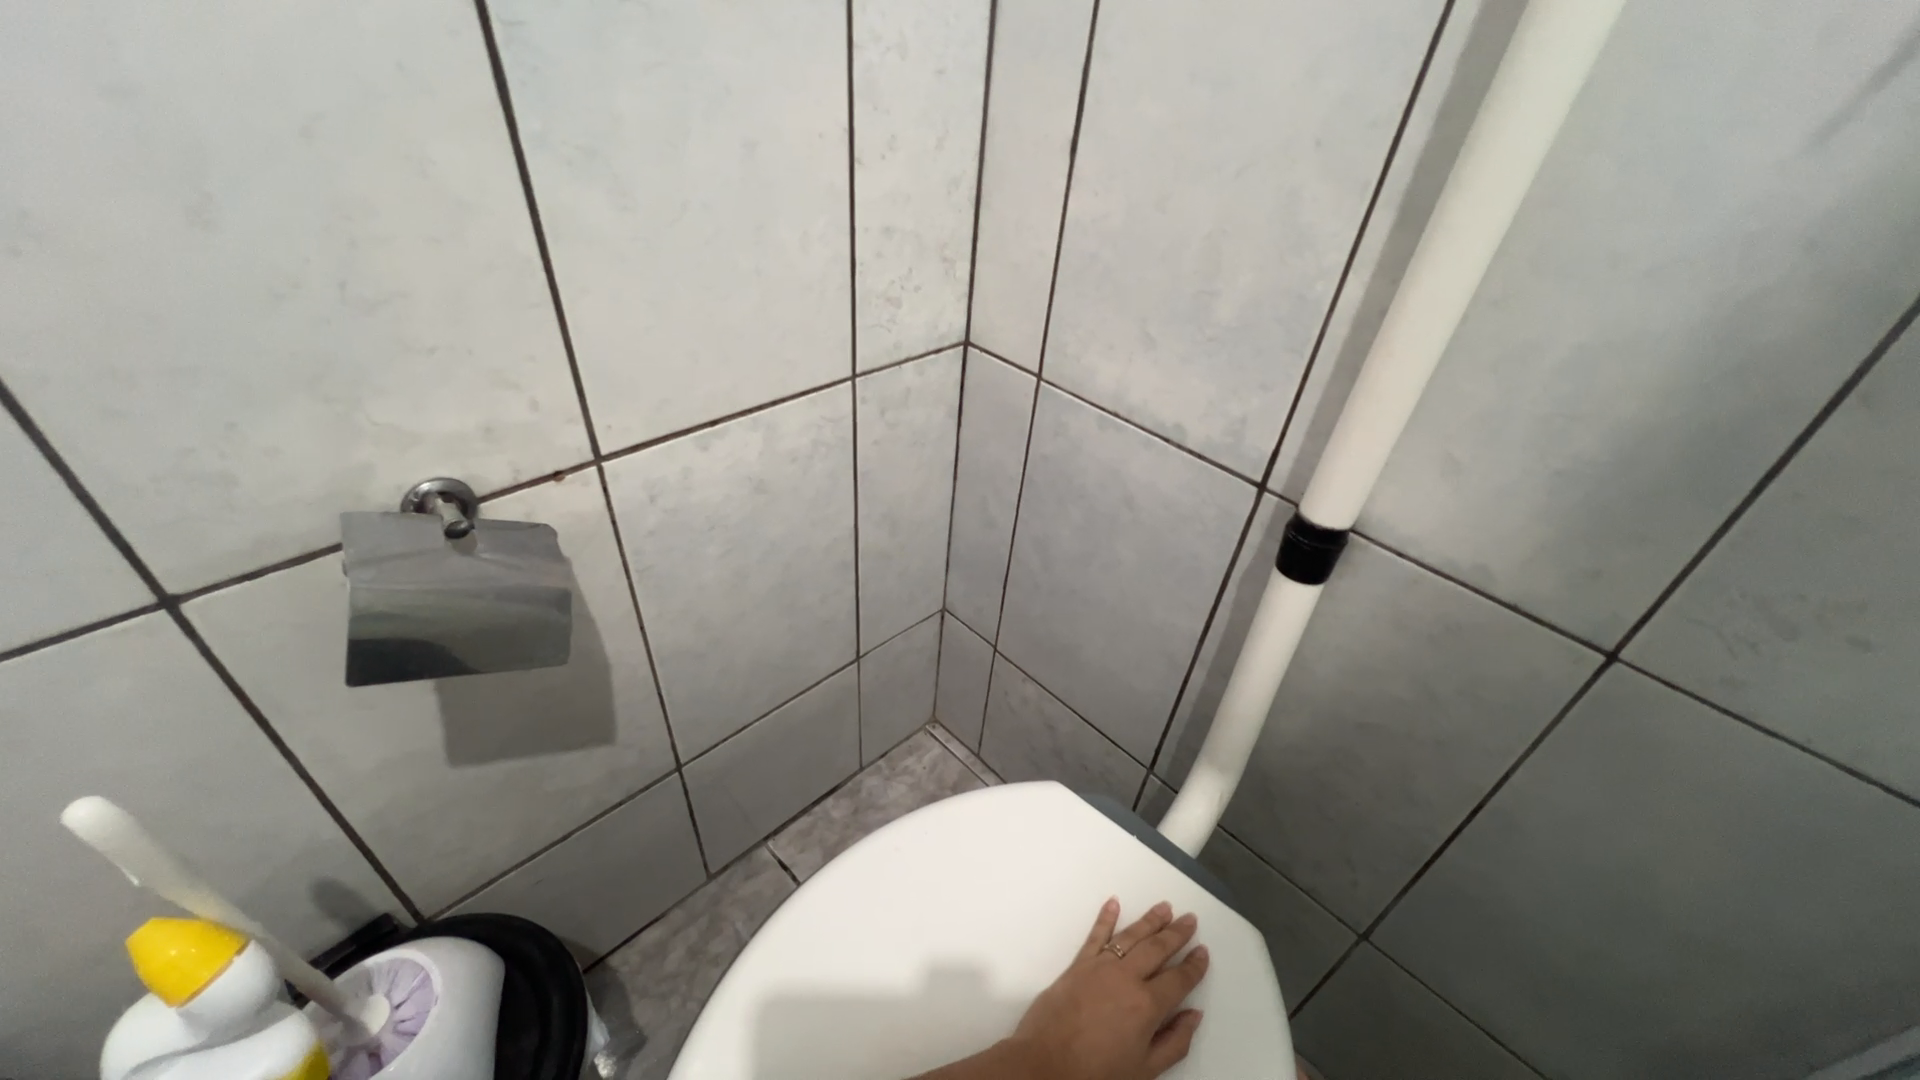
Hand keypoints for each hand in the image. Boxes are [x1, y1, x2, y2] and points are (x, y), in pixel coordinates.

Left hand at [1004, 898, 1210, 1078]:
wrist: (1046, 1064)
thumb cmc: (1098, 1073)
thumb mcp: (1146, 1070)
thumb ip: (1174, 1041)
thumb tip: (1194, 1014)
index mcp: (1147, 1005)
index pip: (1178, 979)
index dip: (1194, 965)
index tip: (1203, 951)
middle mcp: (1126, 978)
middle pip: (1157, 949)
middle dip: (1176, 933)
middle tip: (1190, 919)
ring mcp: (1100, 966)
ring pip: (1131, 936)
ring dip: (1149, 920)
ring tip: (1164, 907)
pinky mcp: (1078, 964)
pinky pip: (1095, 936)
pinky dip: (1105, 917)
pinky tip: (1114, 903)